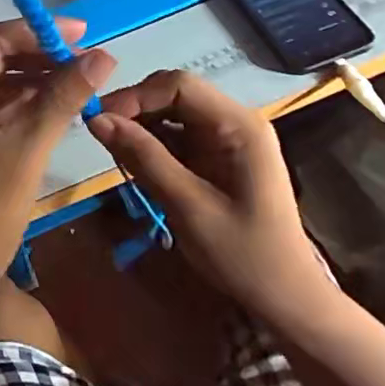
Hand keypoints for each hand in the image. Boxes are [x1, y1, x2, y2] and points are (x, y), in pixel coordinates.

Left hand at [0, 19, 114, 315]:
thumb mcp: (24, 154)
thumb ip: (62, 99)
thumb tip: (105, 57)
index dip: (39, 33)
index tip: (85, 33)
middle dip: (40, 55)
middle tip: (88, 56)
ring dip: (34, 78)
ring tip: (81, 75)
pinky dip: (21, 101)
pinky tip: (57, 99)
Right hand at [89, 71, 333, 323]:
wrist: (286, 299)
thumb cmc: (243, 255)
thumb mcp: (188, 207)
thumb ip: (145, 159)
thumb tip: (98, 121)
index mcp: (239, 125)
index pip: (180, 86)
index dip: (137, 95)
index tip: (99, 119)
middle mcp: (236, 121)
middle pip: (177, 95)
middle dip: (137, 110)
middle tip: (99, 134)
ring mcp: (230, 139)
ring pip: (176, 115)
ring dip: (143, 129)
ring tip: (113, 152)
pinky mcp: (221, 158)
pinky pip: (182, 138)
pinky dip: (156, 148)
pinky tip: (136, 166)